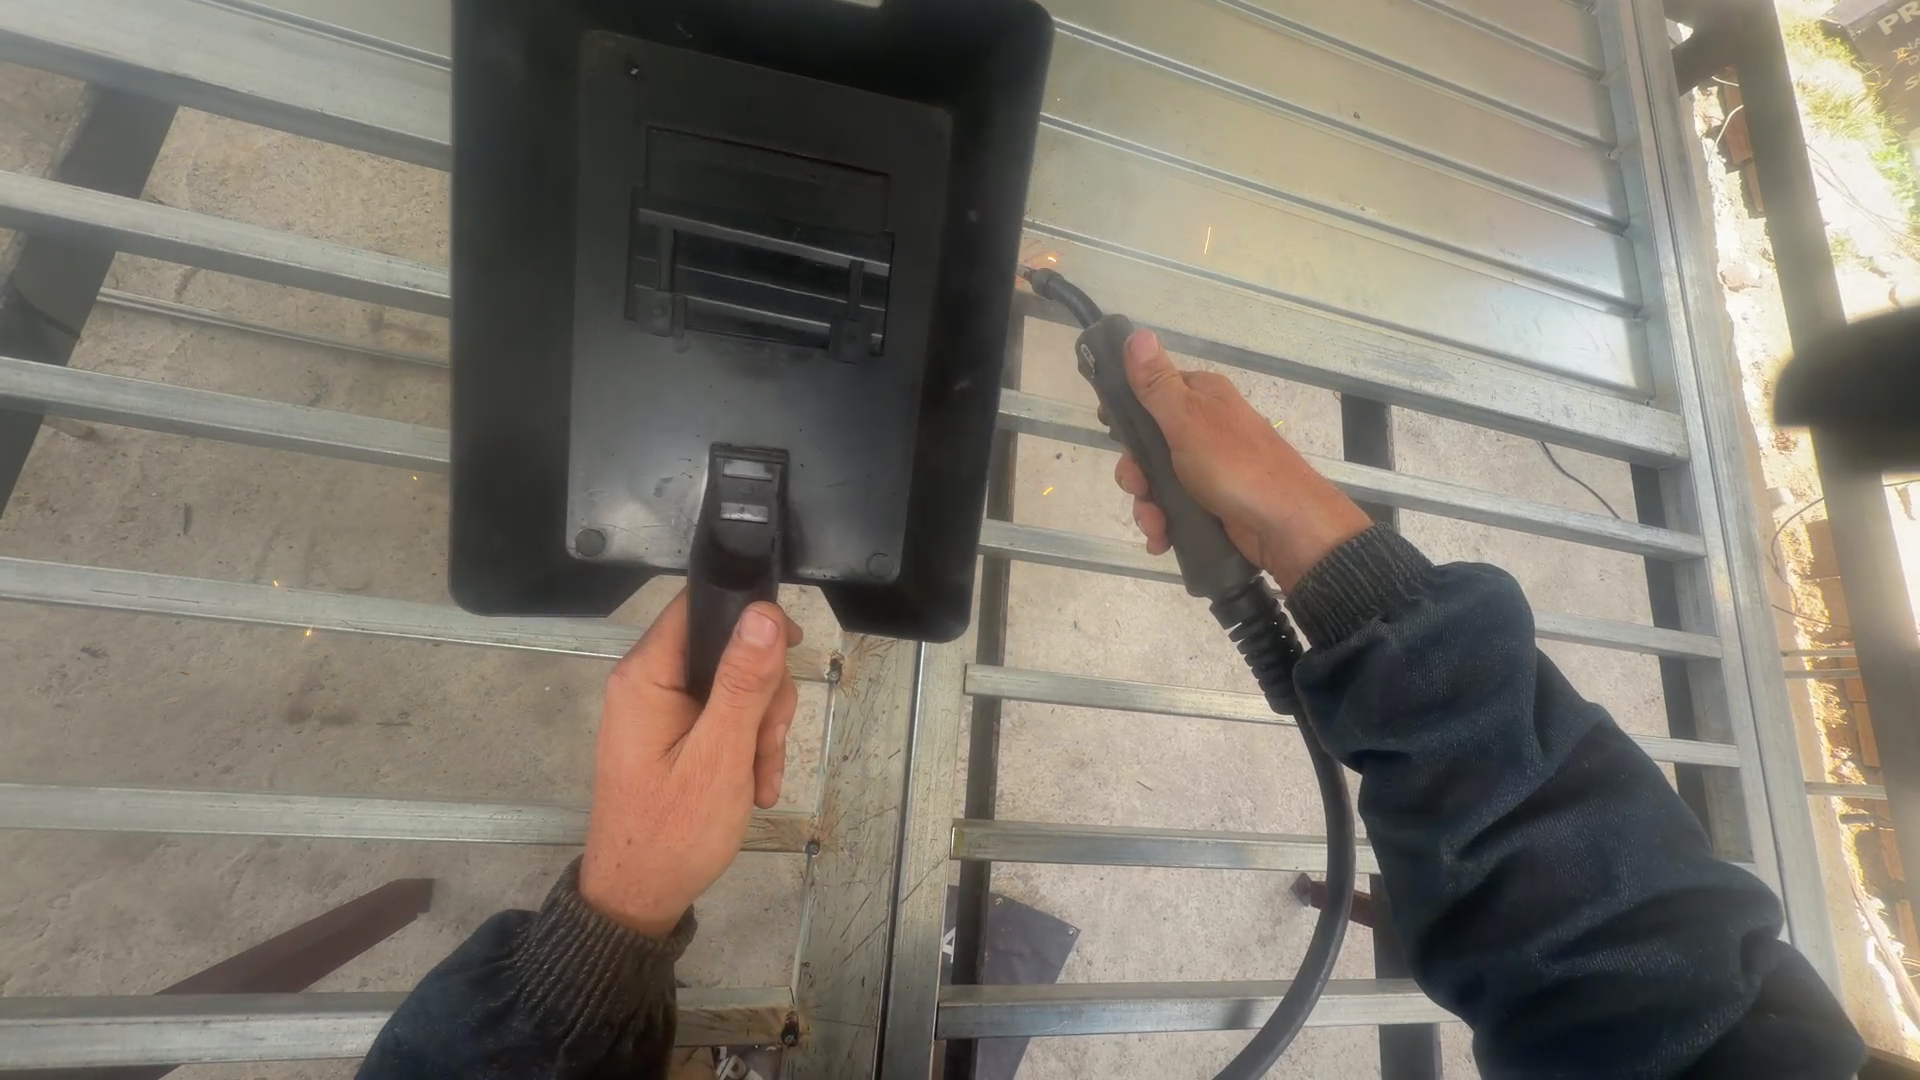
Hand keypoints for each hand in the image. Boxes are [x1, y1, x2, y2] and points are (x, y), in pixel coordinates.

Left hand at [579, 591, 801, 935]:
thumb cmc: (674, 830)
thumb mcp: (720, 755)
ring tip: (761, 776)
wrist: (638, 901)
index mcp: (648, 674)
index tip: (790, 647)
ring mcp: (663, 708)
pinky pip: (725, 715)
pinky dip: (748, 745)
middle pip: (728, 649)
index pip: (701, 605)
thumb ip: (744, 682)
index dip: (750, 615)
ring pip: (736, 684)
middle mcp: (650, 680)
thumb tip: (765, 613)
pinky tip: (755, 784)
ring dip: (761, 727)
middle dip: (763, 693)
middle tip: (769, 741)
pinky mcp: (675, 731)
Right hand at [1113, 329, 1372, 589]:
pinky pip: (1173, 510)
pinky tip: (1161, 540)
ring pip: (1157, 482)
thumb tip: (1135, 334)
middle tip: (1139, 489)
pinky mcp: (1211, 502)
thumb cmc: (1236, 466)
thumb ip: (1157, 384)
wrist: (1286, 527)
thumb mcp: (1188, 419)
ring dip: (1148, 508)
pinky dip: (1163, 525)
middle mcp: (1204, 429)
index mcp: (1202, 398)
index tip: (1113, 434)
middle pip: (1147, 446)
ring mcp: (1207, 468)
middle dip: (1136, 475)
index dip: (1128, 416)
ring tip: (1156, 526)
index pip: (1151, 394)